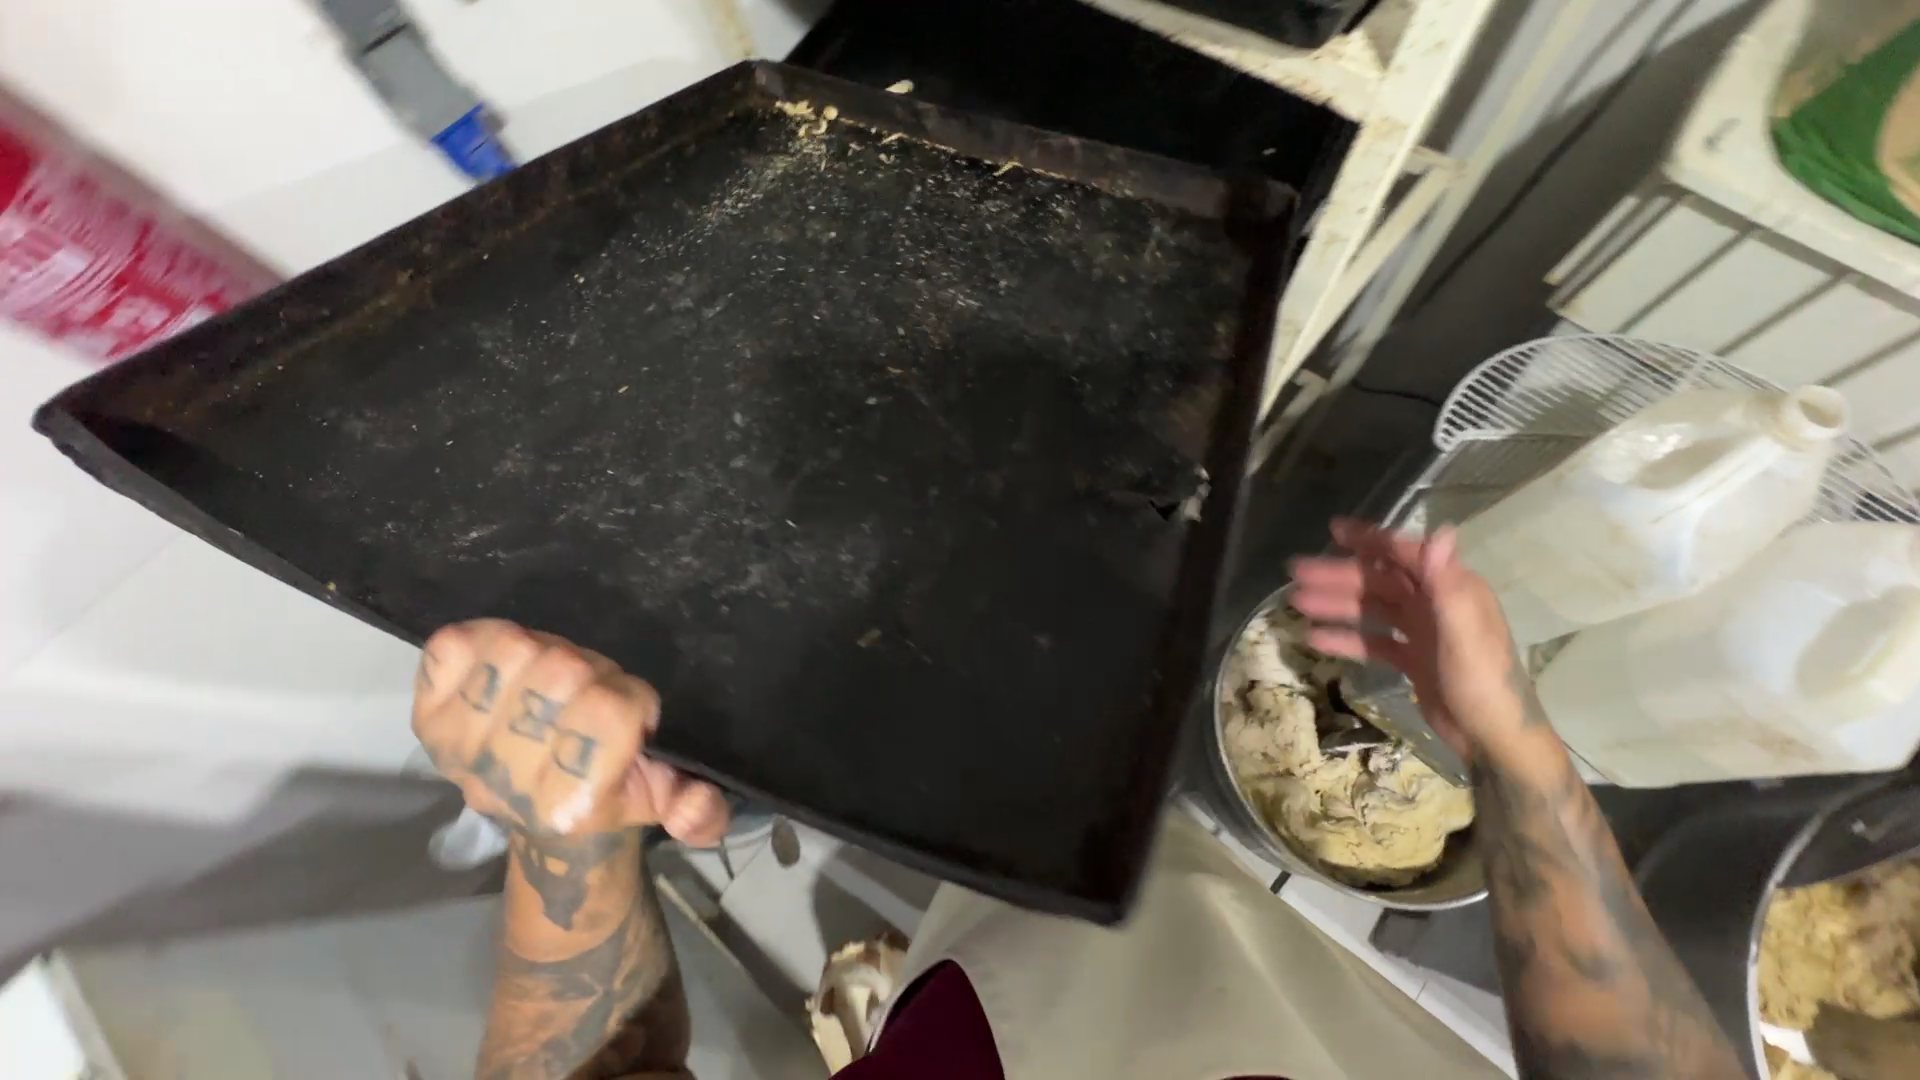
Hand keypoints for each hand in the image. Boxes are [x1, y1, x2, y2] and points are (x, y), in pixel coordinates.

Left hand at [412, 619, 728, 845]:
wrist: (538, 809)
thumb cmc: (609, 791)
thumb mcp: (663, 802)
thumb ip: (698, 809)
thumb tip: (695, 808)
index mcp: (566, 804)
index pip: (611, 711)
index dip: (634, 701)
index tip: (635, 719)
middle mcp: (504, 780)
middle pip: (561, 671)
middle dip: (593, 672)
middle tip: (594, 693)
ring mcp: (457, 746)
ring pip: (514, 650)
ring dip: (546, 652)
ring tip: (554, 677)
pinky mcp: (425, 714)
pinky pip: (452, 645)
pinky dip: (484, 639)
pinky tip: (507, 665)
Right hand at [1289, 518, 1554, 767]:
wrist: (1495, 741)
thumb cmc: (1483, 684)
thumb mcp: (1463, 634)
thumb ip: (1446, 585)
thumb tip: (1440, 531)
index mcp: (1453, 590)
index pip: (1406, 555)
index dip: (1371, 540)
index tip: (1335, 530)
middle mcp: (1436, 605)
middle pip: (1380, 581)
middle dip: (1339, 574)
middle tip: (1297, 570)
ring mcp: (1423, 632)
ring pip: (1372, 609)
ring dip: (1336, 603)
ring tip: (1297, 602)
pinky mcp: (1412, 658)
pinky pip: (1373, 641)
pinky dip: (1346, 638)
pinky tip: (1315, 638)